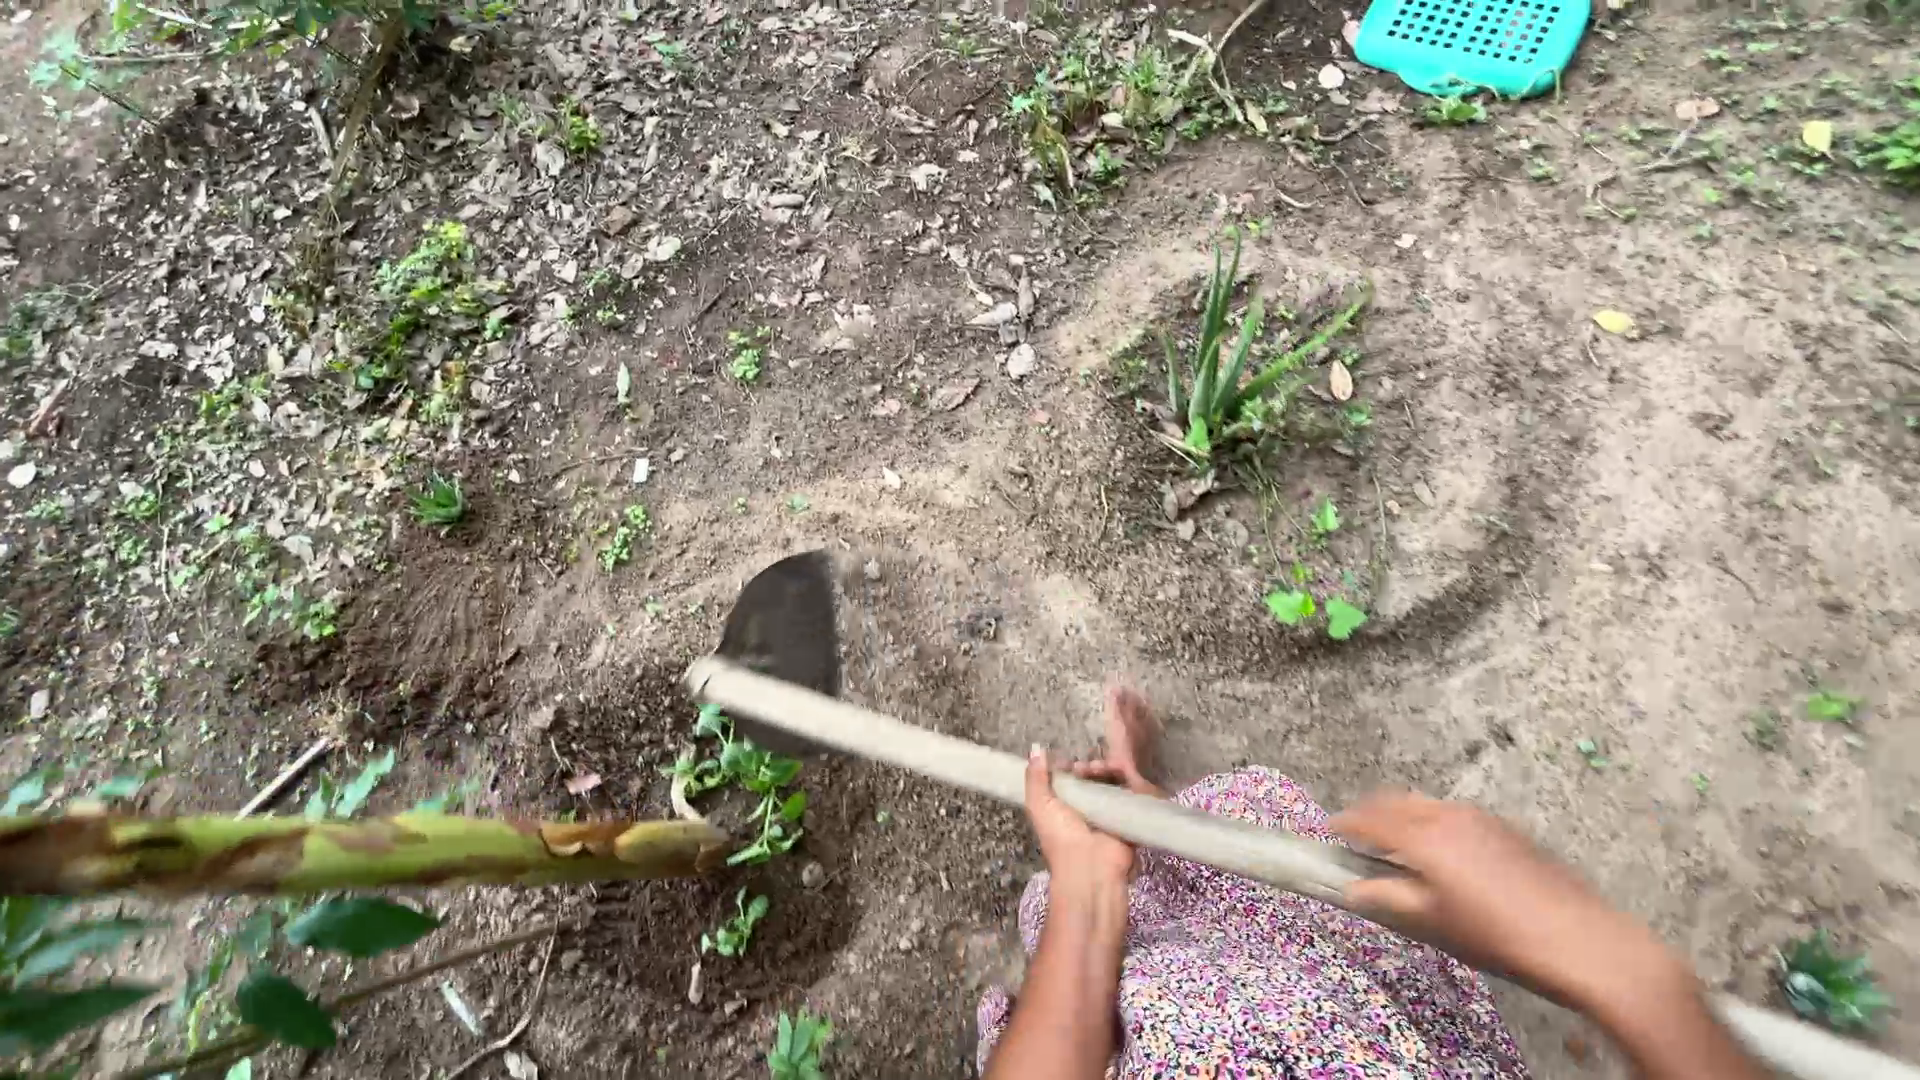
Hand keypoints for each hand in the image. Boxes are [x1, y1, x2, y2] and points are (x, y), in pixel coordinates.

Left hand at [1025, 744, 1133, 897]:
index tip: (1067, 761)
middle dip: (1087, 766)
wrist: (1089, 866)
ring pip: (1110, 779)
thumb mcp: (1038, 804)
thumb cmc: (1059, 836)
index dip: (1068, 765)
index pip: (1068, 776)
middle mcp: (1086, 805)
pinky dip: (1126, 777)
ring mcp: (1108, 808)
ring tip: (1098, 769)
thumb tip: (1035, 748)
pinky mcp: (1128, 812)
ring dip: (1105, 769)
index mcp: (1063, 804)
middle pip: (1091, 775)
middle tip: (1084, 767)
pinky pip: (1130, 788)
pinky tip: (1118, 771)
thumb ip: (1035, 777)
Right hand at [1332, 792, 1689, 1013]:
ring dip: (1401, 814)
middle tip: (1358, 833)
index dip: (1345, 823)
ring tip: (1395, 840)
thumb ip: (1387, 897)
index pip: (1369, 818)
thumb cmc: (1500, 937)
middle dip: (1371, 812)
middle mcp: (1446, 816)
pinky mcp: (1505, 829)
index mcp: (1423, 836)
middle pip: (1394, 800)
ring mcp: (1479, 818)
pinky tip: (1439, 849)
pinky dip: (1430, 820)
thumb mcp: (1434, 921)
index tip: (1330, 831)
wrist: (1588, 943)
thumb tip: (1351, 889)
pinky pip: (1451, 813)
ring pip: (1424, 804)